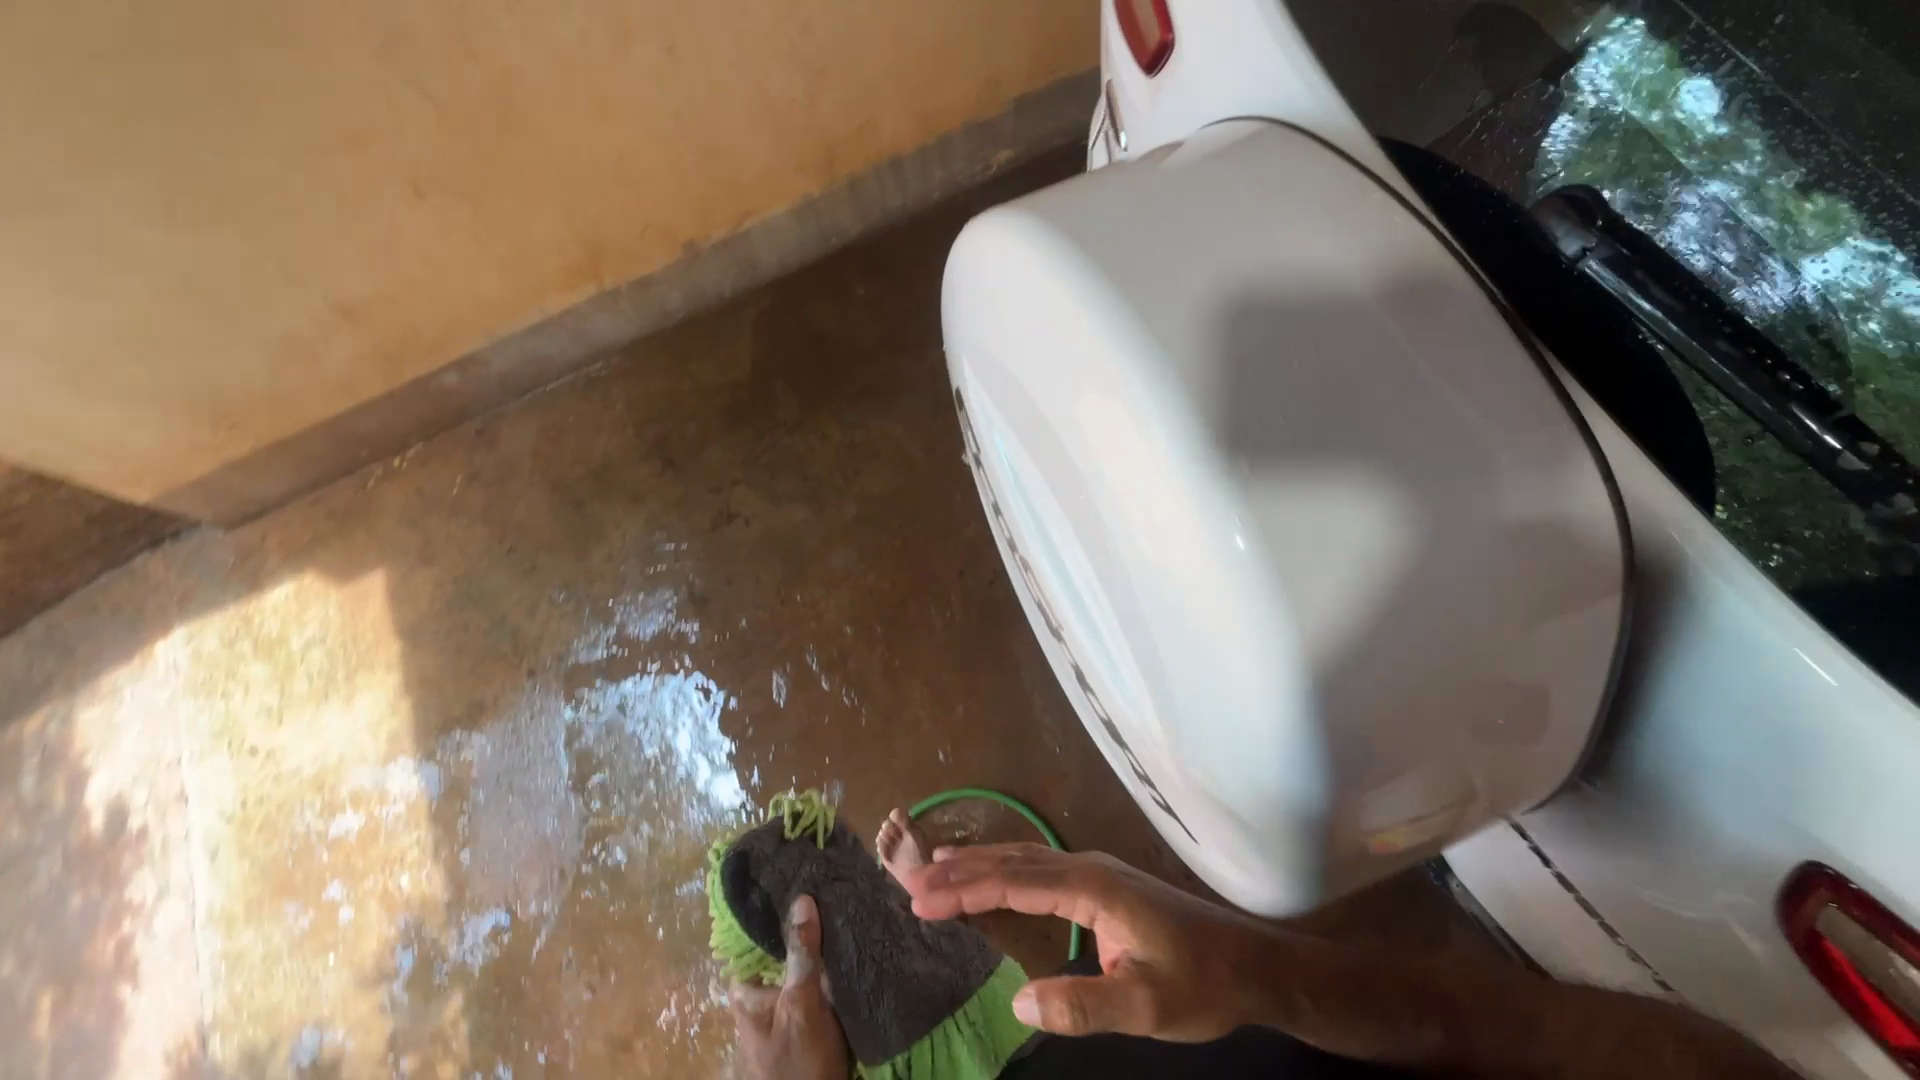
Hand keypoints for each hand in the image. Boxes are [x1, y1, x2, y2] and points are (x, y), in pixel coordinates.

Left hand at [728, 895, 848, 1079]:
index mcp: (745, 991)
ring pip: (802, 964)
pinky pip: (817, 980)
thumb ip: (801, 954)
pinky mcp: (807, 1017)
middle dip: (805, 925)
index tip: (801, 879)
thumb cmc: (799, 1061)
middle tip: (831, 891)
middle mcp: (760, 995)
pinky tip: (850, 944)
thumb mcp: (802, 1004)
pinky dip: (830, 965)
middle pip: (781, 948)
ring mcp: (784, 1007)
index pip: (756, 935)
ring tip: (845, 909)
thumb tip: (802, 899)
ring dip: (821, 944)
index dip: (776, 908)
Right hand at [899, 843, 1288, 1041]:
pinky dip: (1004, 869)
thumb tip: (1017, 1004)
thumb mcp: (1145, 1005)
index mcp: (1093, 887)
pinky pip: (1039, 869)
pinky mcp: (1101, 885)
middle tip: (908, 878)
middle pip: (1012, 861)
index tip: (918, 898)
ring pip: (1024, 859)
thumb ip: (1083, 1004)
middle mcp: (1088, 869)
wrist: (1254, 964)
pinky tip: (991, 877)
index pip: (1014, 882)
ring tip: (933, 867)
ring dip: (978, 864)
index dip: (964, 889)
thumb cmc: (1203, 984)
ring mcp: (1095, 873)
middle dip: (959, 869)